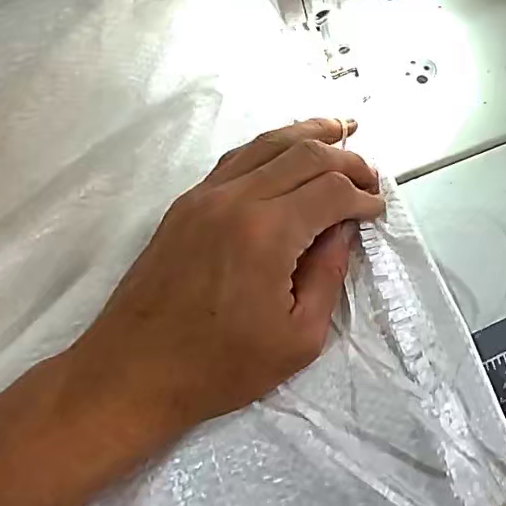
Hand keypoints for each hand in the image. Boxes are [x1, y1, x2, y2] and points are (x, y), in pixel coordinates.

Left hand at [68, 118, 385, 445]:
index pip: (332, 190)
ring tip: (342, 128)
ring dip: (311, 134)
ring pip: (269, 143)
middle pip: (306, 154)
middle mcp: (236, 201)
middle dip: (349, 160)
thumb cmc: (220, 367)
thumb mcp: (300, 337)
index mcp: (267, 235)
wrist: (128, 377)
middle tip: (371, 179)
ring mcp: (205, 197)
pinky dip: (272, 146)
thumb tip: (344, 229)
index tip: (377, 212)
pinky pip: (238, 157)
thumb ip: (329, 274)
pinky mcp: (186, 203)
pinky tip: (290, 148)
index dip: (363, 197)